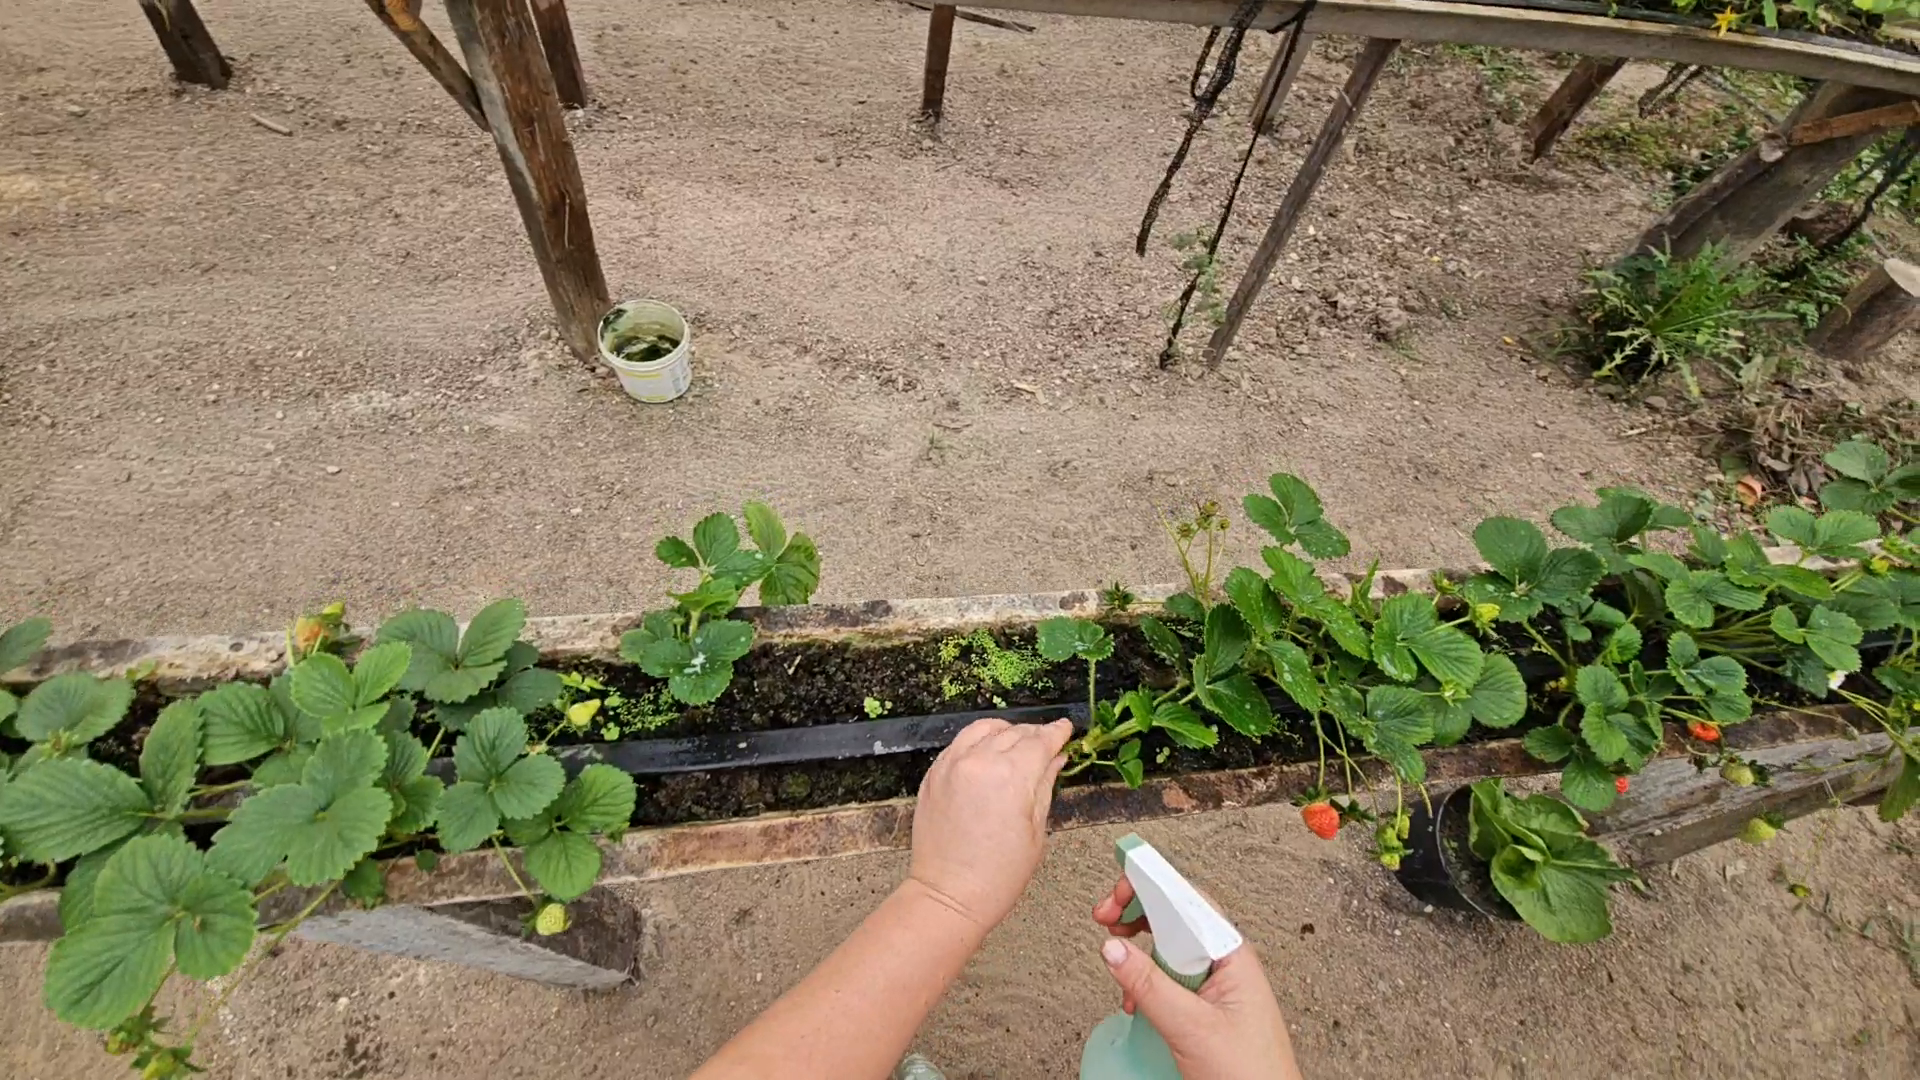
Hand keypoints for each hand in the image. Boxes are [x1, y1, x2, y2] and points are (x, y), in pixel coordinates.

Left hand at [906, 717, 1072, 932]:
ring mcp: (952, 764)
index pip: (1040, 741)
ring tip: (1018, 742)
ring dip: (1006, 731)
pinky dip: (979, 740)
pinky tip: (988, 751)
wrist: (949, 895)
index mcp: (1011, 776)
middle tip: (1047, 740)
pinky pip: (960, 742)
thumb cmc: (999, 875)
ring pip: (985, 729)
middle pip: (1015, 733)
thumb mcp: (1036, 832)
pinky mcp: (934, 772)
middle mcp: (979, 761)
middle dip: (1035, 734)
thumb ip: (1045, 785)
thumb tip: (1056, 757)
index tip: (1066, 728)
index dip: (1057, 733)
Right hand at [1093, 875, 1302, 1079]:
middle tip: (1105, 917)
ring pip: (1168, 945)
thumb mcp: (1192, 1029)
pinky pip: (1168, 977)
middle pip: (1173, 915)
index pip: (1185, 899)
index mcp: (1230, 953)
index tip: (1116, 894)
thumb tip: (1112, 946)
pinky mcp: (1203, 1008)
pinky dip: (1144, 978)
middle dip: (1136, 911)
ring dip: (1137, 945)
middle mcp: (1223, 962)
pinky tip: (1132, 996)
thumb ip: (1149, 985)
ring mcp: (1214, 985)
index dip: (1147, 888)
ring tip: (1115, 952)